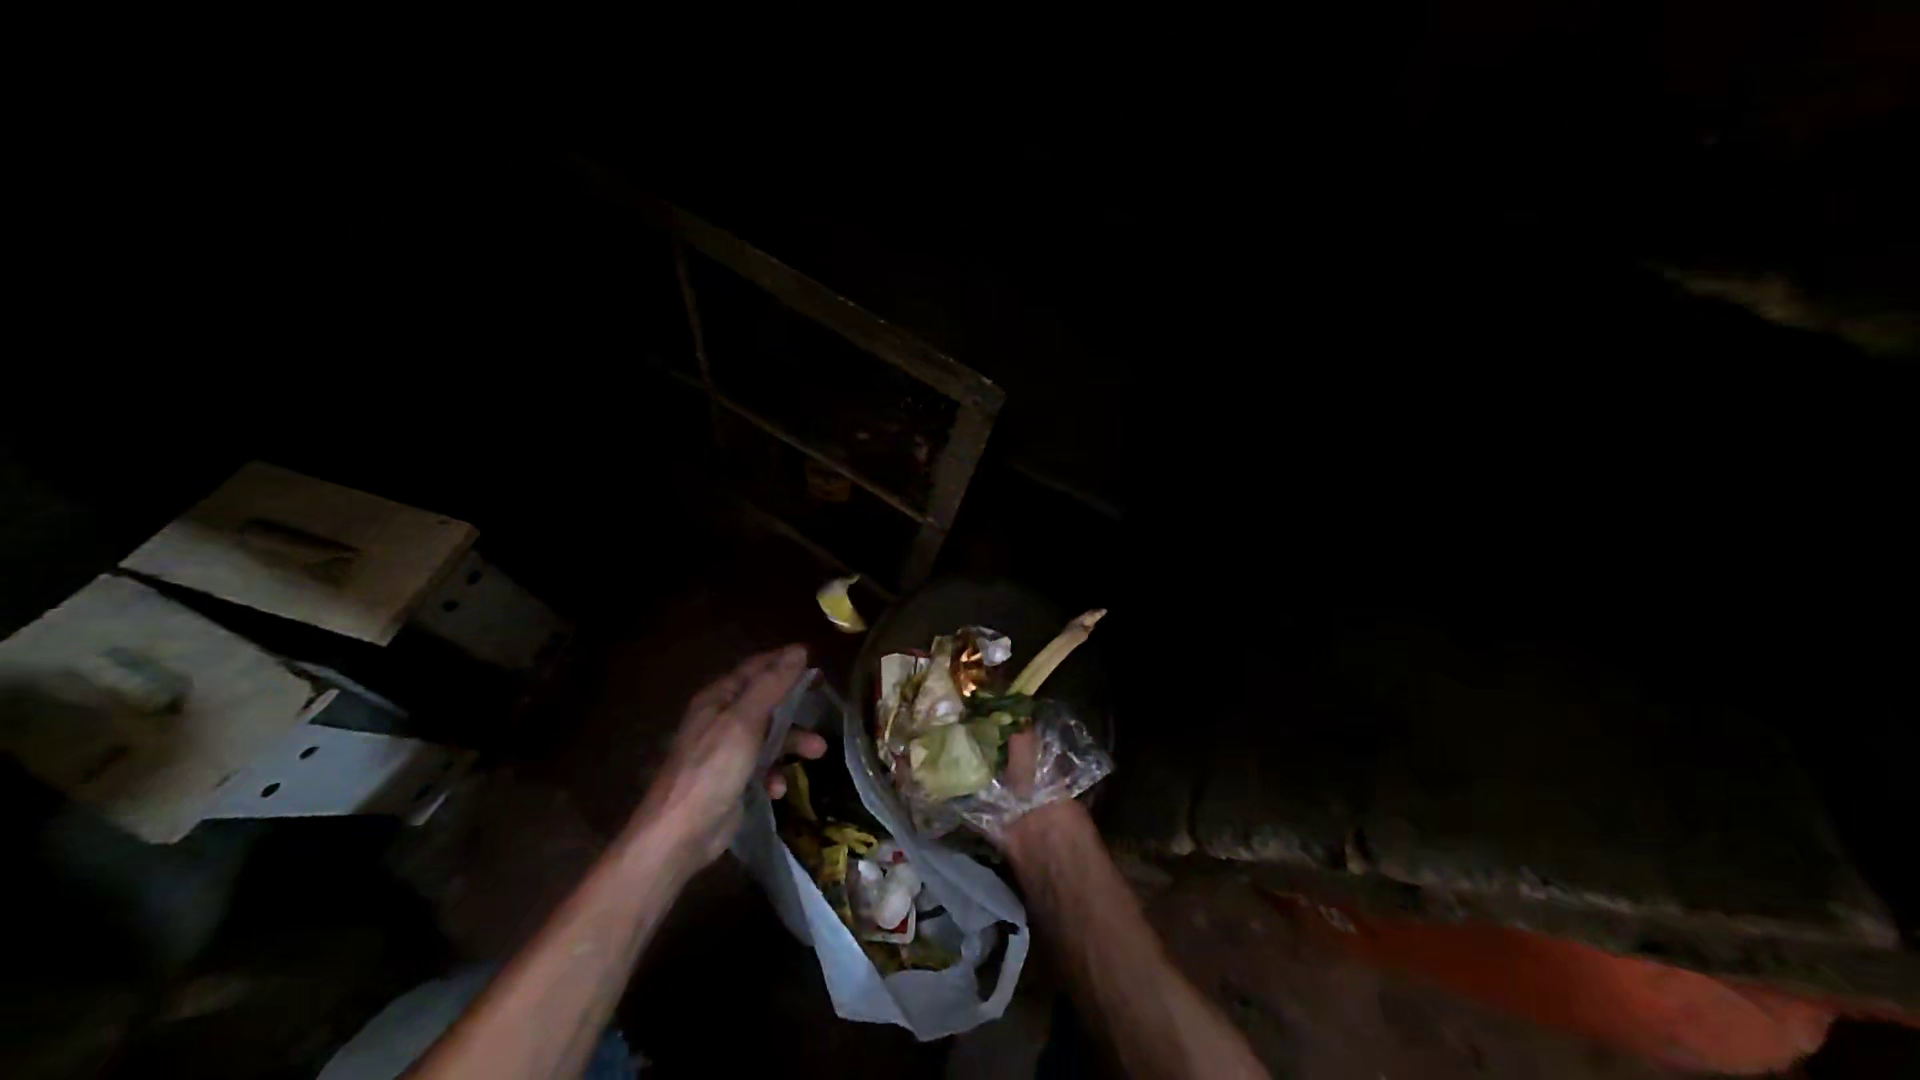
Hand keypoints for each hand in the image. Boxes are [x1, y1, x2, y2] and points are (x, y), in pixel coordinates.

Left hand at [639, 645, 826, 863]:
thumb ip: (772, 685)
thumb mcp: (744, 721)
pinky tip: (778, 789)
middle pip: (767, 701)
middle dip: (795, 705)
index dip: (785, 662)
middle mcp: (721, 719)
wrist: (679, 834)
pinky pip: (762, 767)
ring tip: (818, 752)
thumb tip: (798, 651)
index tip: (816, 662)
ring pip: (769, 736)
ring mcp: (726, 751)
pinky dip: (774, 773)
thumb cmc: (712, 769)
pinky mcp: (732, 779)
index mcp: (718, 698)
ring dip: (793, 743)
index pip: (756, 668)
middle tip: (824, 699)